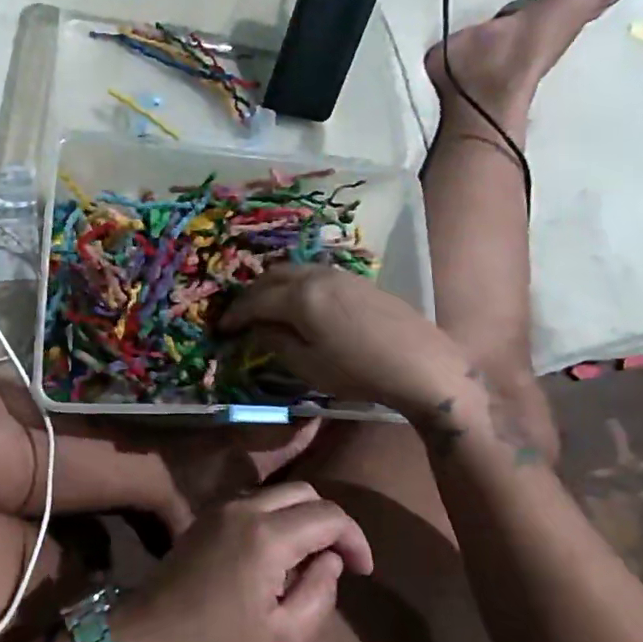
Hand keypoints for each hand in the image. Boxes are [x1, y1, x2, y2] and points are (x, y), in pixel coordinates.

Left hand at [111, 482, 373, 641]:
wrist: (151, 636)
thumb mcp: (285, 637)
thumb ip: (320, 592)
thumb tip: (330, 559)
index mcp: (267, 535)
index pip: (329, 515)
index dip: (355, 539)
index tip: (363, 571)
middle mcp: (245, 508)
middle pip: (305, 492)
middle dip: (331, 521)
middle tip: (339, 561)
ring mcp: (221, 507)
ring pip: (279, 492)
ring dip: (303, 516)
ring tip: (310, 559)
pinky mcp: (207, 515)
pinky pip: (255, 501)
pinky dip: (277, 516)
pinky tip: (277, 553)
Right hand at [219, 264, 472, 412]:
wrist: (421, 363)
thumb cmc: (359, 370)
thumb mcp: (308, 366)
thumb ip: (276, 342)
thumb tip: (258, 329)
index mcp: (299, 297)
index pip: (255, 301)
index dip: (234, 315)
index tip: (221, 329)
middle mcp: (316, 276)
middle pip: (272, 277)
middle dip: (251, 295)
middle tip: (241, 316)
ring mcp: (340, 274)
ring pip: (294, 271)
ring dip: (273, 286)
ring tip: (266, 308)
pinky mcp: (358, 280)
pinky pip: (313, 274)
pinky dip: (295, 284)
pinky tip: (298, 303)